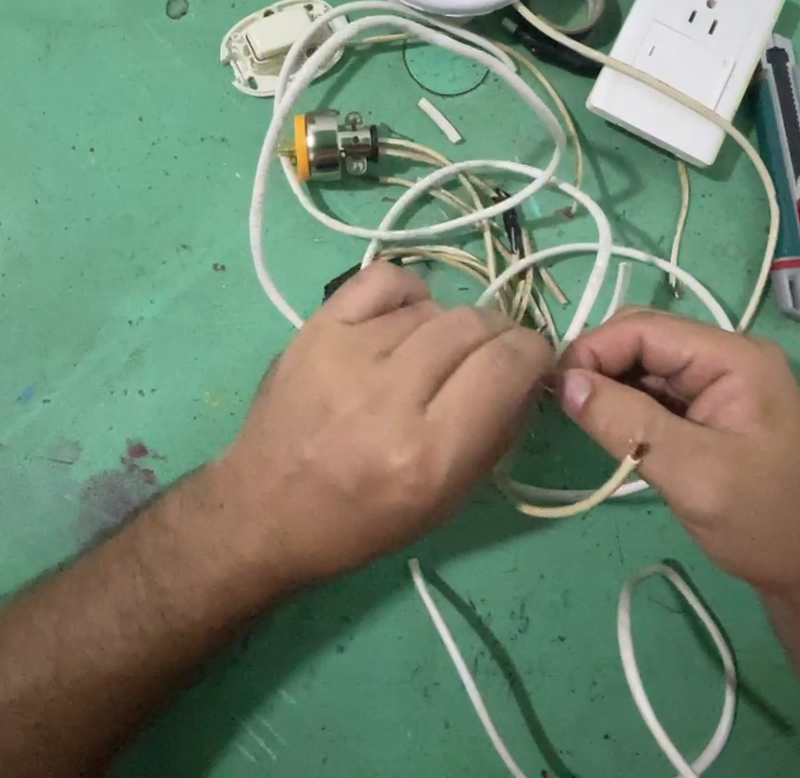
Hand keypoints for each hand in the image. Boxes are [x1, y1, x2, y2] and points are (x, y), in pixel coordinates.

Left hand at [212, 263, 553, 585]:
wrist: (265, 509)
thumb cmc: (361, 520)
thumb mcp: (447, 500)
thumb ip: (497, 431)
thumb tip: (527, 370)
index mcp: (428, 453)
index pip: (507, 364)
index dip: (534, 353)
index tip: (530, 361)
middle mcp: (389, 397)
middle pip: (474, 326)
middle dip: (500, 335)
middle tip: (492, 355)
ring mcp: (347, 354)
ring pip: (434, 307)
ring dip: (452, 325)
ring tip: (438, 353)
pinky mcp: (315, 329)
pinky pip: (384, 280)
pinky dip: (409, 293)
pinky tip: (407, 317)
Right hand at [556, 309, 799, 600]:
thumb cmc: (769, 524)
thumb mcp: (694, 475)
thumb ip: (627, 424)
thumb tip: (564, 383)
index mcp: (733, 357)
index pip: (643, 329)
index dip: (592, 350)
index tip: (554, 391)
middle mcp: (725, 357)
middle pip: (641, 338)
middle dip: (598, 365)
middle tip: (564, 407)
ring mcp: (718, 383)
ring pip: (643, 365)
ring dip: (609, 386)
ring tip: (583, 421)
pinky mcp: (708, 410)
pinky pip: (653, 391)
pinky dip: (625, 405)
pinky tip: (610, 430)